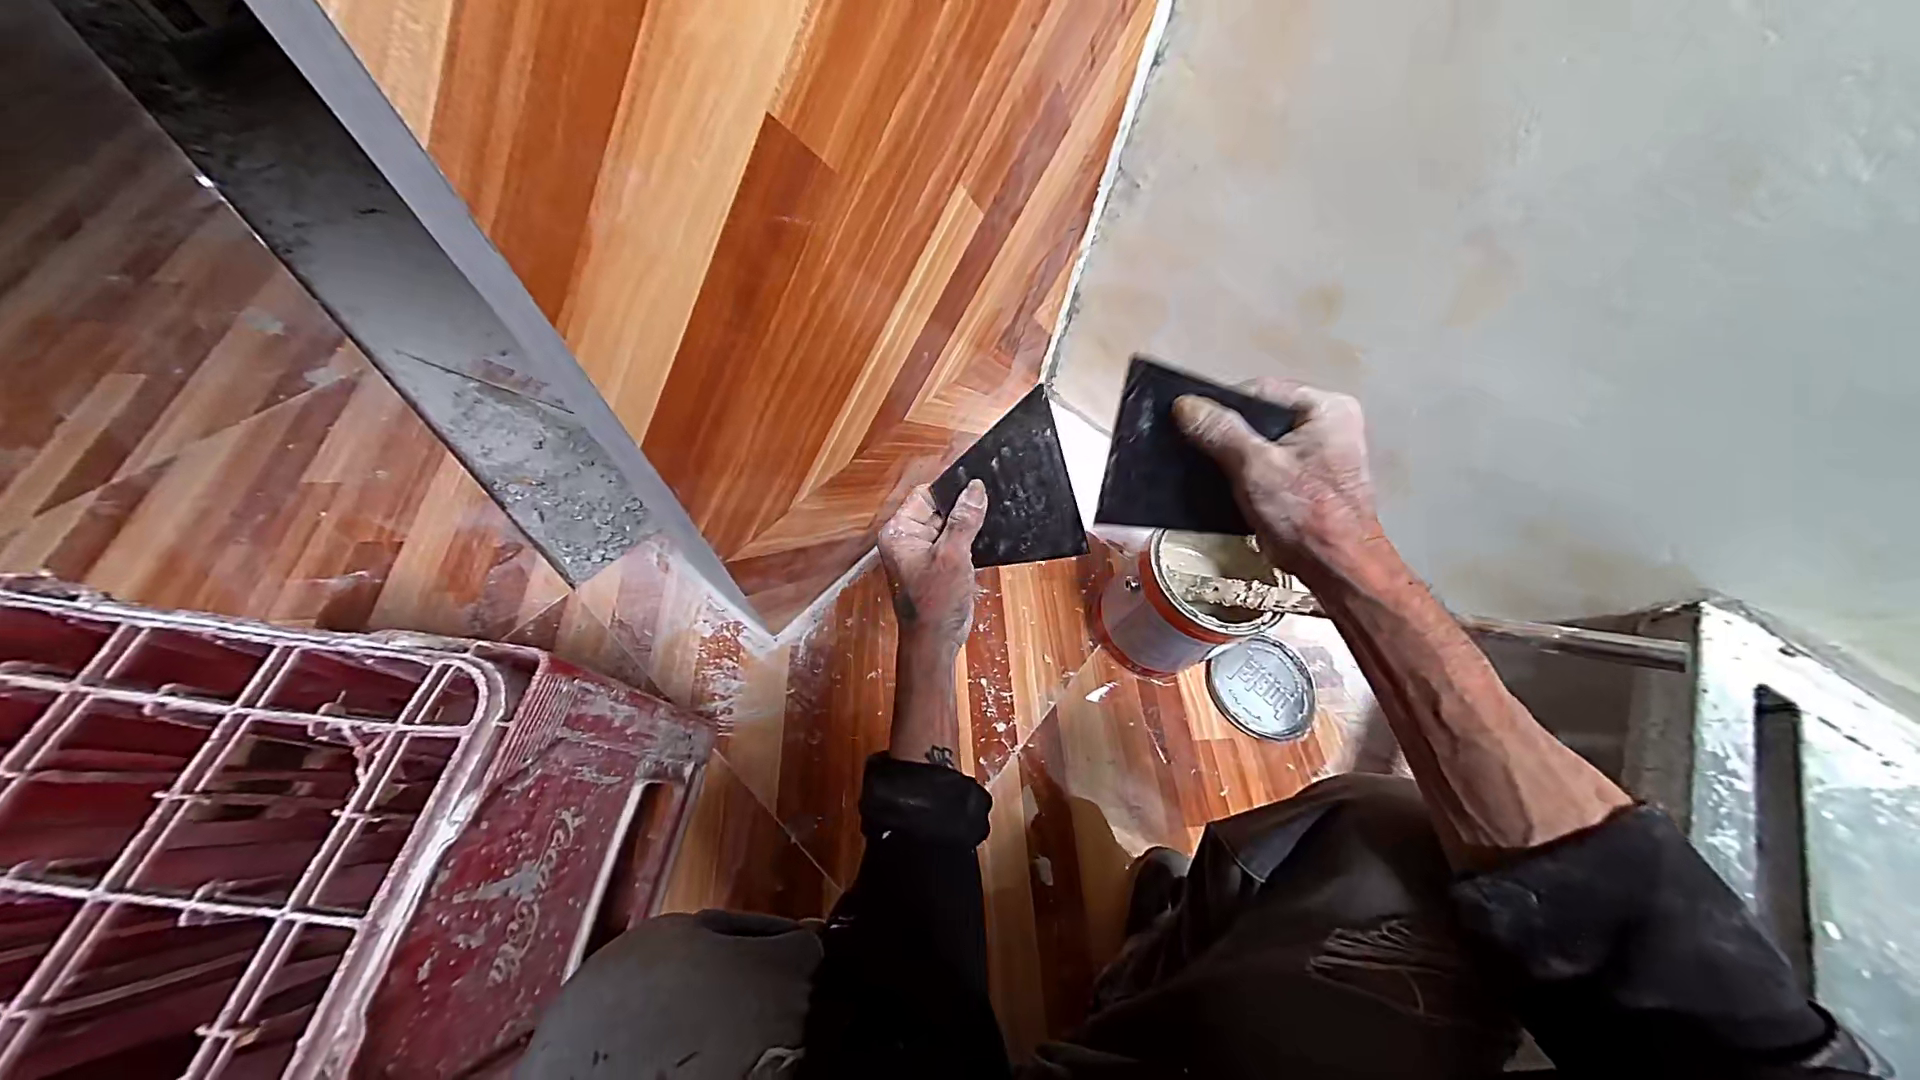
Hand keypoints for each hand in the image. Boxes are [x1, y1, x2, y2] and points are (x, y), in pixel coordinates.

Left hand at [877, 480, 987, 653]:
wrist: (936, 640)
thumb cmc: (935, 603)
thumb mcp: (953, 556)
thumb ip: (963, 520)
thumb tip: (974, 489)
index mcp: (899, 532)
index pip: (924, 494)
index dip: (949, 488)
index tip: (975, 483)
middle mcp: (907, 538)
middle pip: (937, 507)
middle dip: (961, 507)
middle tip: (985, 504)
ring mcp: (922, 551)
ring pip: (949, 524)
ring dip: (967, 524)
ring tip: (985, 523)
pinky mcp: (938, 563)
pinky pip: (954, 540)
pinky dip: (969, 539)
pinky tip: (983, 539)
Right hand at [1172, 379, 1381, 582]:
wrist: (1334, 567)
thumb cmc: (1308, 517)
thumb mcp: (1255, 467)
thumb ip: (1220, 431)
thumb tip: (1186, 405)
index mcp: (1327, 409)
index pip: (1258, 391)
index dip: (1222, 407)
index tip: (1193, 425)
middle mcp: (1327, 424)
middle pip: (1257, 416)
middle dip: (1226, 434)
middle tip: (1200, 449)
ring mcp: (1317, 452)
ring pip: (1258, 441)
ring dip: (1233, 455)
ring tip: (1212, 469)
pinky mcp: (1304, 478)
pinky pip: (1264, 462)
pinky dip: (1244, 471)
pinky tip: (1229, 484)